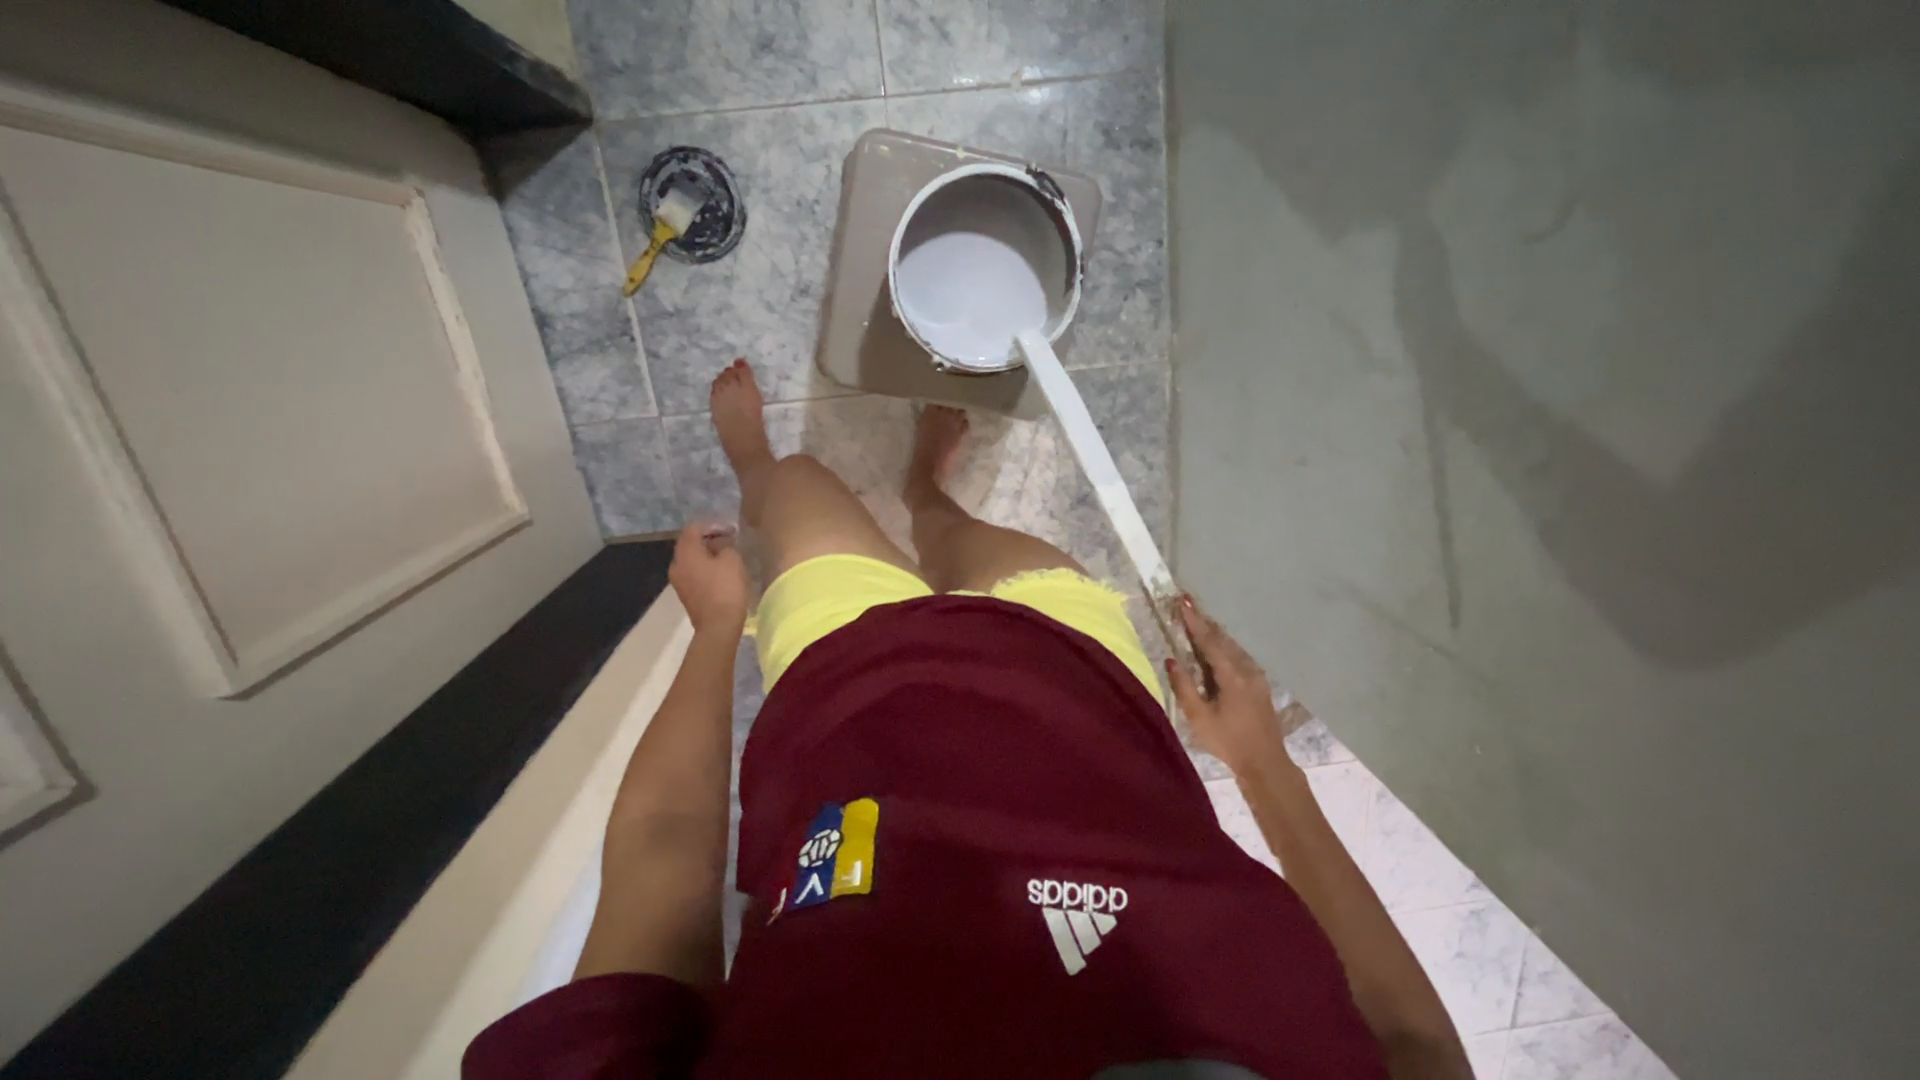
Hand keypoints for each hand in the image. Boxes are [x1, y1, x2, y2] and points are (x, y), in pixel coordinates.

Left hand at [669, 522, 748, 634]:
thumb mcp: (733, 560)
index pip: (694, 528)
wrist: (718, 626)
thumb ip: (727, 545)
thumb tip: (721, 545)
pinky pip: (694, 573)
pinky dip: (706, 568)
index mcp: (686, 552)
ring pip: (692, 560)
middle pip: (690, 543)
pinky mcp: (686, 594)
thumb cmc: (726, 588)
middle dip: (710, 540)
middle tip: (731, 541)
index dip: (713, 525)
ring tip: (728, 557)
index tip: (731, 530)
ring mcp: (678, 581)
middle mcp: (676, 564)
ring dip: (708, 555)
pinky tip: (722, 573)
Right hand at [1166, 595, 1296, 778]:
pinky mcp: (1259, 687)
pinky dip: (1223, 648)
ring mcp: (1256, 678)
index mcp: (1232, 676)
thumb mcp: (1199, 718)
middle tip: (1187, 604)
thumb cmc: (1228, 742)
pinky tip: (1215, 648)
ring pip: (1232, 648)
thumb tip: (1171, 660)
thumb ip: (1184, 687)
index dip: (1194, 622)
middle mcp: (1247, 671)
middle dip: (1204, 622)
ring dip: (1214, 634)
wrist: (1265, 764)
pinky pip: (1238, 658)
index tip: (1182, 602)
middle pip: (1223, 640)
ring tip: (1197, 620)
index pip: (1209, 642)